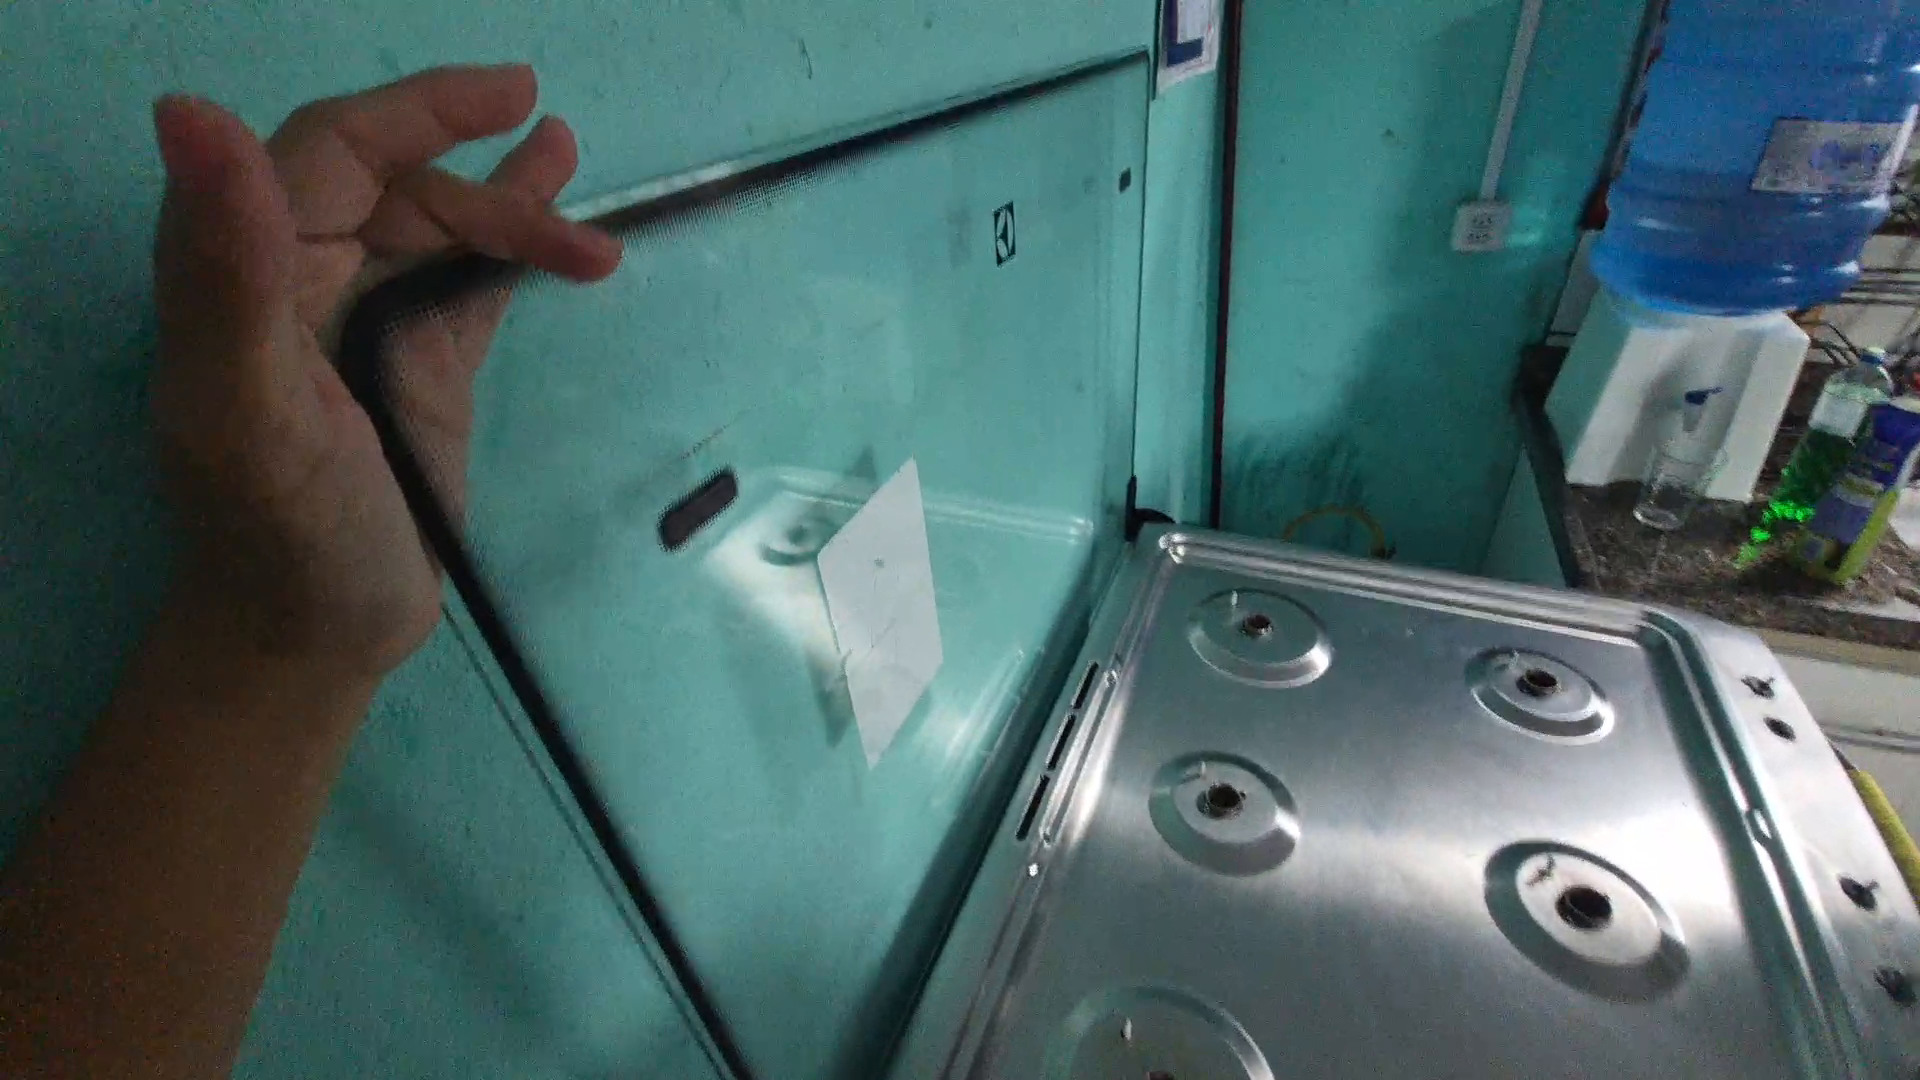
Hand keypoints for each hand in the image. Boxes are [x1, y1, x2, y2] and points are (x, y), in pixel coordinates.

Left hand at [149, 64, 620, 688]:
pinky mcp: (422, 361)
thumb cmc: (286, 538)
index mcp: (247, 276)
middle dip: (499, 201)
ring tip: (583, 192)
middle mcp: (303, 279)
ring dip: (516, 213)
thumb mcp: (250, 418)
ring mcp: (369, 320)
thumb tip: (197, 112)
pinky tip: (560, 241)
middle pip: (406, 195)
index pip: (332, 154)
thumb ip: (223, 275)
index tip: (516, 95)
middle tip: (589, 243)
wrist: (320, 625)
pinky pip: (468, 284)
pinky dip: (513, 254)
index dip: (422, 112)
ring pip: (443, 233)